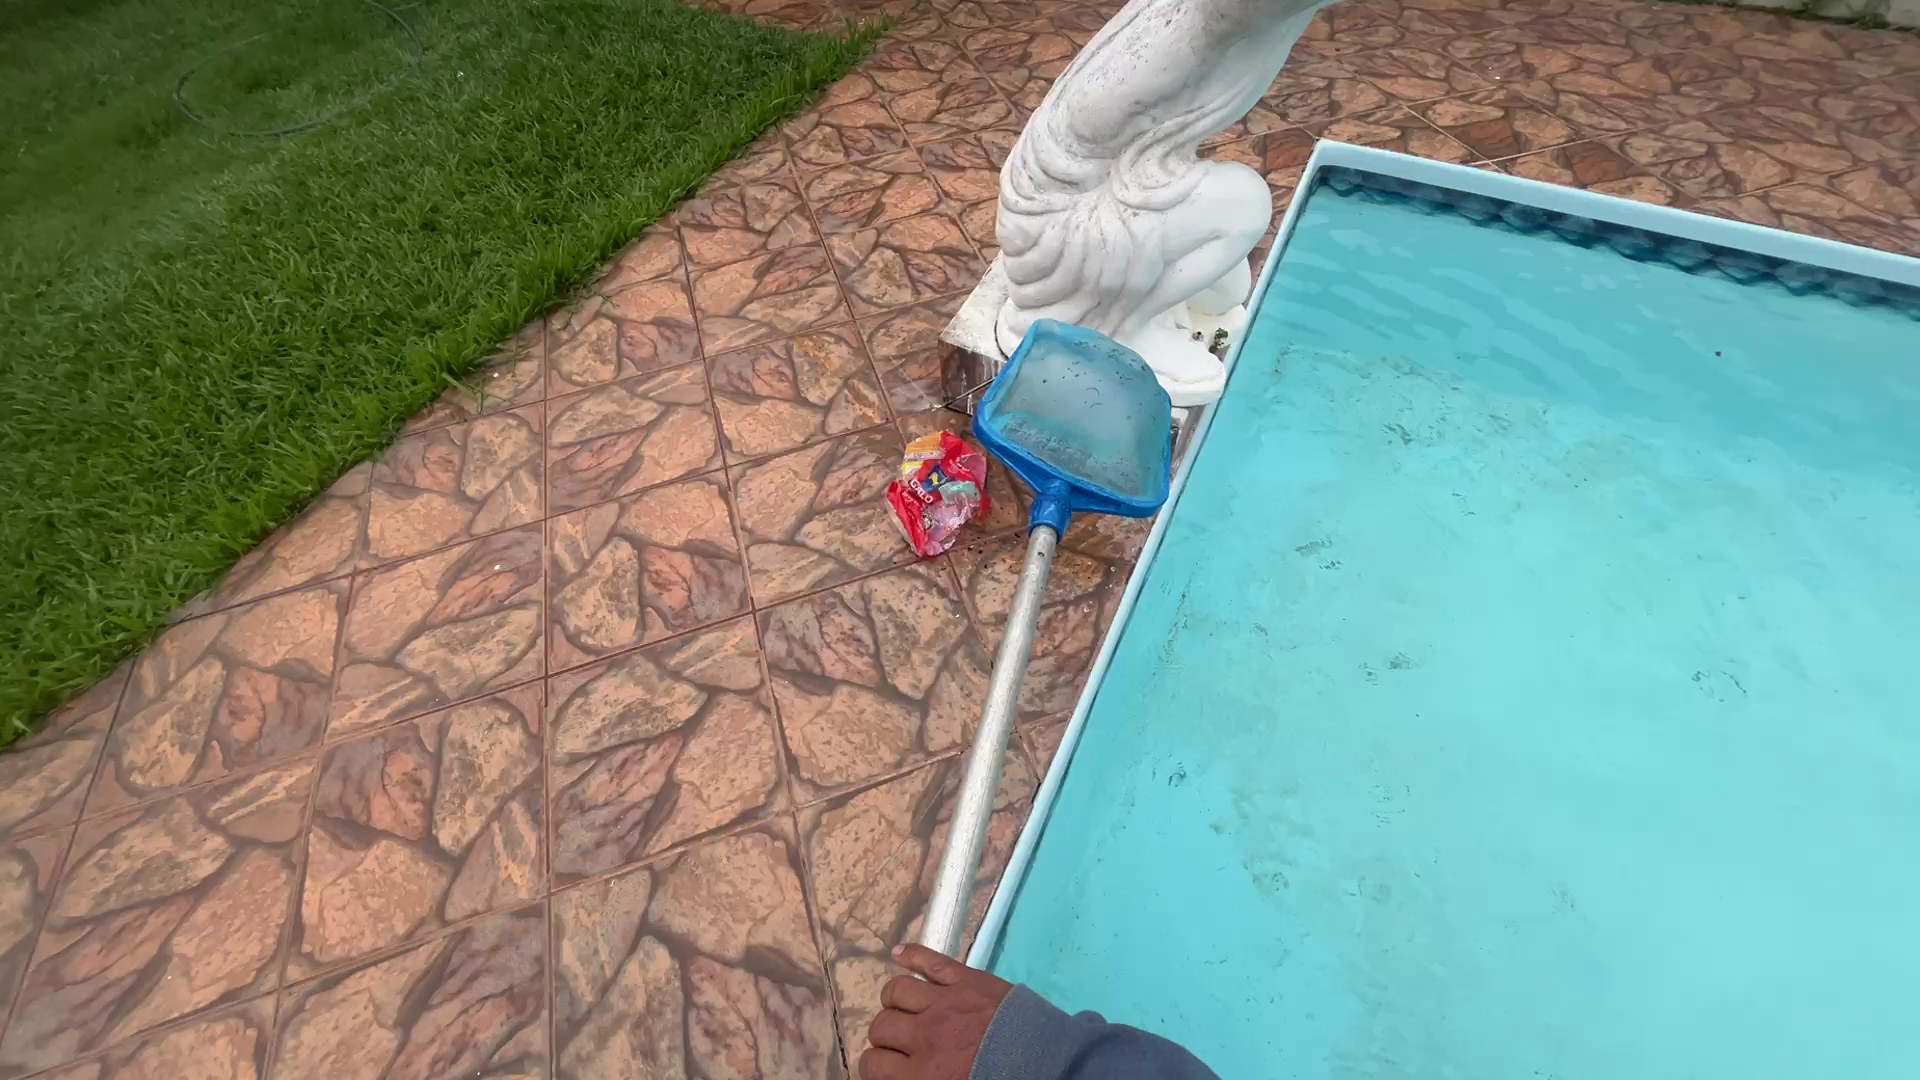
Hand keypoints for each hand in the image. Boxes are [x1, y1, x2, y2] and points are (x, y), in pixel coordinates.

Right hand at [860, 943, 1014, 1079]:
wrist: (1047, 1065)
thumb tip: (902, 1075)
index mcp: (922, 1074)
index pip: (873, 1064)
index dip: (873, 1065)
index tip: (883, 1066)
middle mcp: (925, 1034)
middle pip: (882, 1026)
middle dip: (883, 1035)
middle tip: (895, 1040)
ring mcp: (943, 1001)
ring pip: (898, 990)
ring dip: (893, 1000)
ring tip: (898, 1006)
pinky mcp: (964, 978)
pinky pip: (930, 959)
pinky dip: (912, 953)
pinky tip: (898, 953)